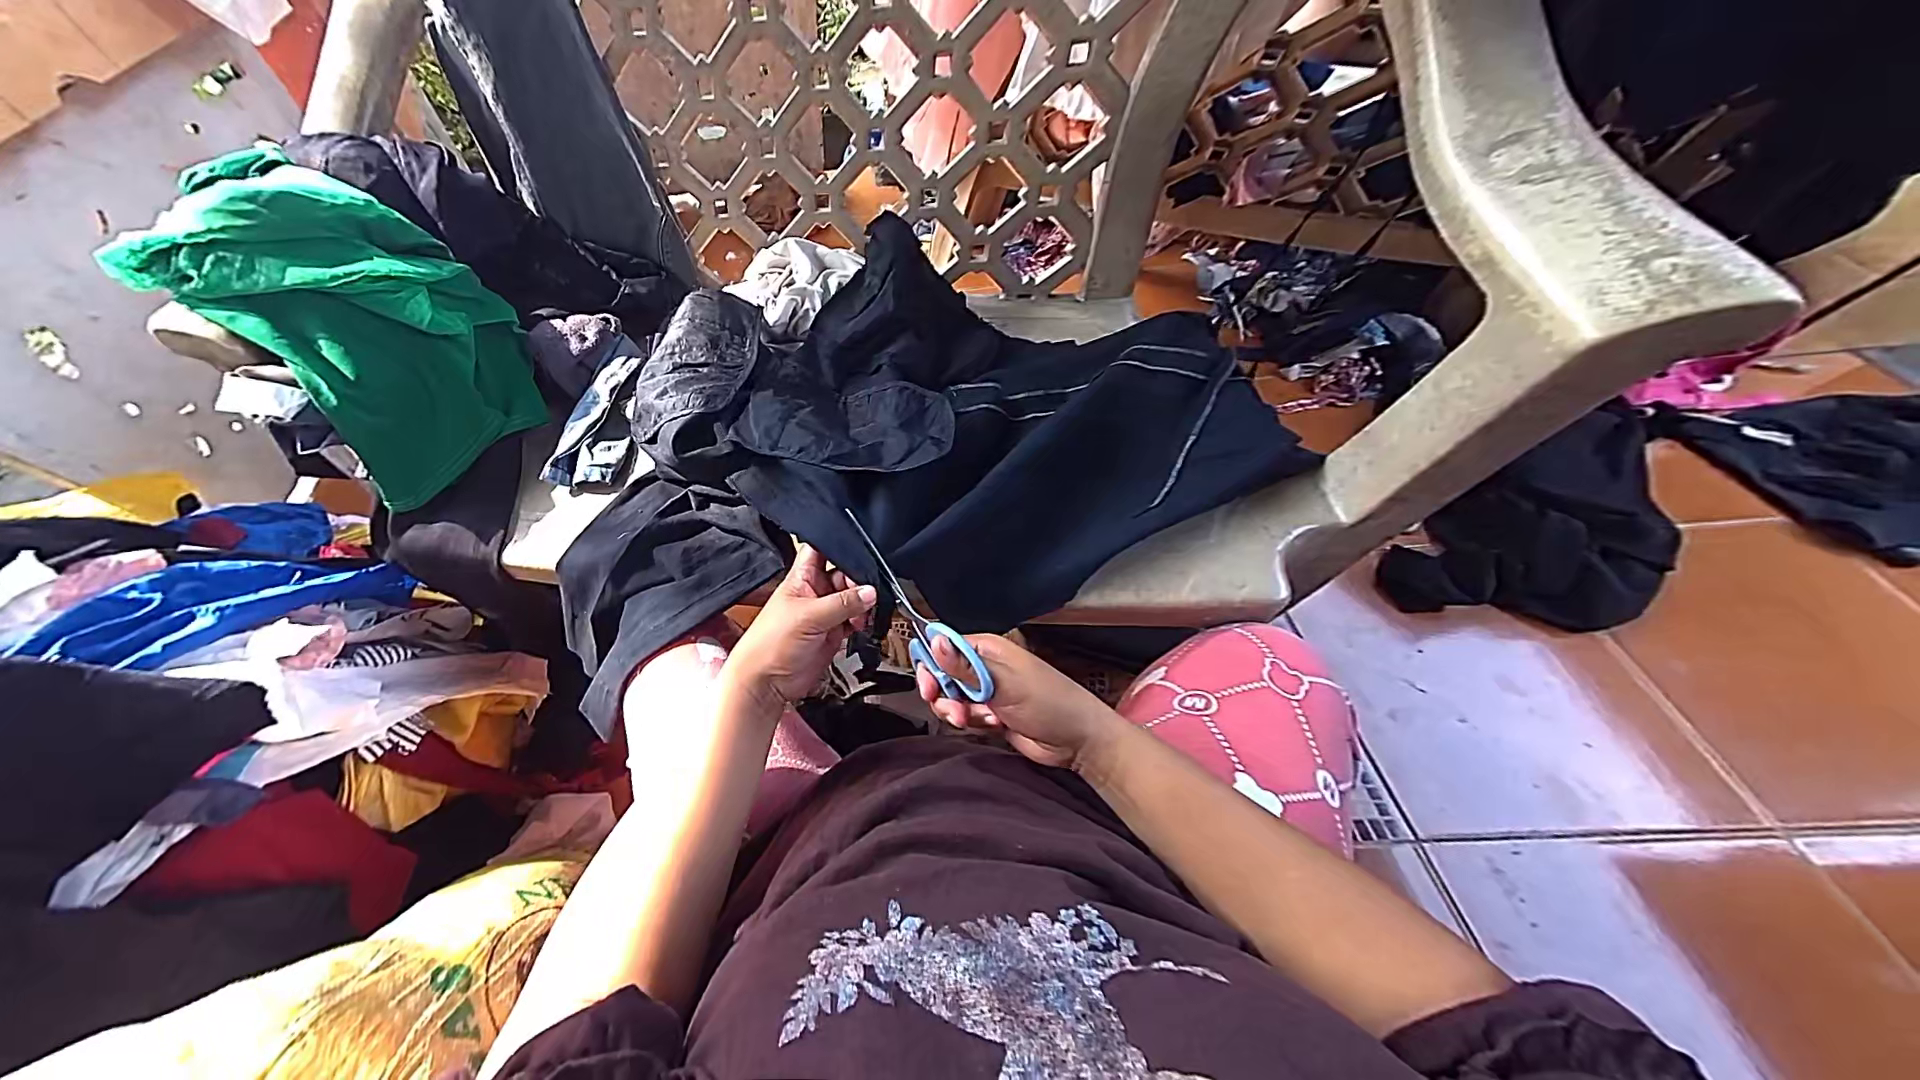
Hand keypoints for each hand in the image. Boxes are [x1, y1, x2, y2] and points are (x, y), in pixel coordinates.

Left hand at [724, 544, 876, 710]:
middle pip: (844, 574)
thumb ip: (843, 603)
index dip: (838, 545)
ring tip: (863, 613)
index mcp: (802, 578)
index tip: (859, 549)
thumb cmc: (770, 644)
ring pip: (853, 598)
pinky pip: (855, 619)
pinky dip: (863, 621)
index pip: (821, 550)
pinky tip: (863, 624)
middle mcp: (814, 592)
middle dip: (859, 581)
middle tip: (865, 592)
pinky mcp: (833, 632)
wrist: (767, 683)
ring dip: (863, 603)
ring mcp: (825, 612)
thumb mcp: (809, 616)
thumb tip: (870, 592)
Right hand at [916, 633, 1124, 770]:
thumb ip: (966, 666)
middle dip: (943, 695)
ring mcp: (987, 692)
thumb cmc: (1050, 702)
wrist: (1077, 740)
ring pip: (951, 699)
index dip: (932, 665)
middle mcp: (984, 667)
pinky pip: (964, 717)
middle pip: (943, 675)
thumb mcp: (1004, 683)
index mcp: (987, 649)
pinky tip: (992, 725)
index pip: (945, 647)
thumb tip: (935, 641)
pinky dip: (971, 723)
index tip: (930, 685)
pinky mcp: (989, 714)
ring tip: (974, 720)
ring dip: (957, 712)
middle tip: (952, 709)